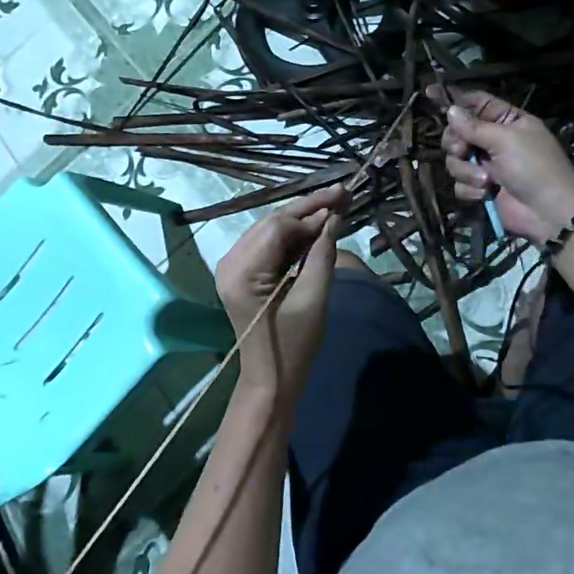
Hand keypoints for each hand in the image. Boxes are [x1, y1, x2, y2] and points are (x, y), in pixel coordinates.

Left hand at [214, 184, 345, 401]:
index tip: (344, 201)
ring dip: (301, 220)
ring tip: (335, 206)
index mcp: (242, 271)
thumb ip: (321, 255)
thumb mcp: (314, 299)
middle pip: (271, 223)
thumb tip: (333, 217)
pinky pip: (267, 244)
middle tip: (343, 193)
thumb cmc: (294, 345)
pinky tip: (316, 228)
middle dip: (308, 209)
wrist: (271, 380)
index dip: (311, 213)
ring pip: (270, 230)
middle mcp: (230, 262)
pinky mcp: (241, 273)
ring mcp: (232, 267)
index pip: (277, 227)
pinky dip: (292, 236)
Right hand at [436, 88, 573, 245]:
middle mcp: (494, 140)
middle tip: (463, 150)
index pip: (476, 102)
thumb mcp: (506, 140)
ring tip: (486, 180)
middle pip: (457, 131)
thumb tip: (450, 110)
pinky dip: (470, 188)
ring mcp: (486, 165)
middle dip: (456, 142)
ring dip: (466, 170)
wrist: (549, 214)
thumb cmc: (535, 168)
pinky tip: (485, 193)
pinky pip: (459, 182)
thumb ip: (474, 126)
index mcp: (507, 121)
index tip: (429, 92)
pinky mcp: (479, 188)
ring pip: (455, 159)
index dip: (454, 98)